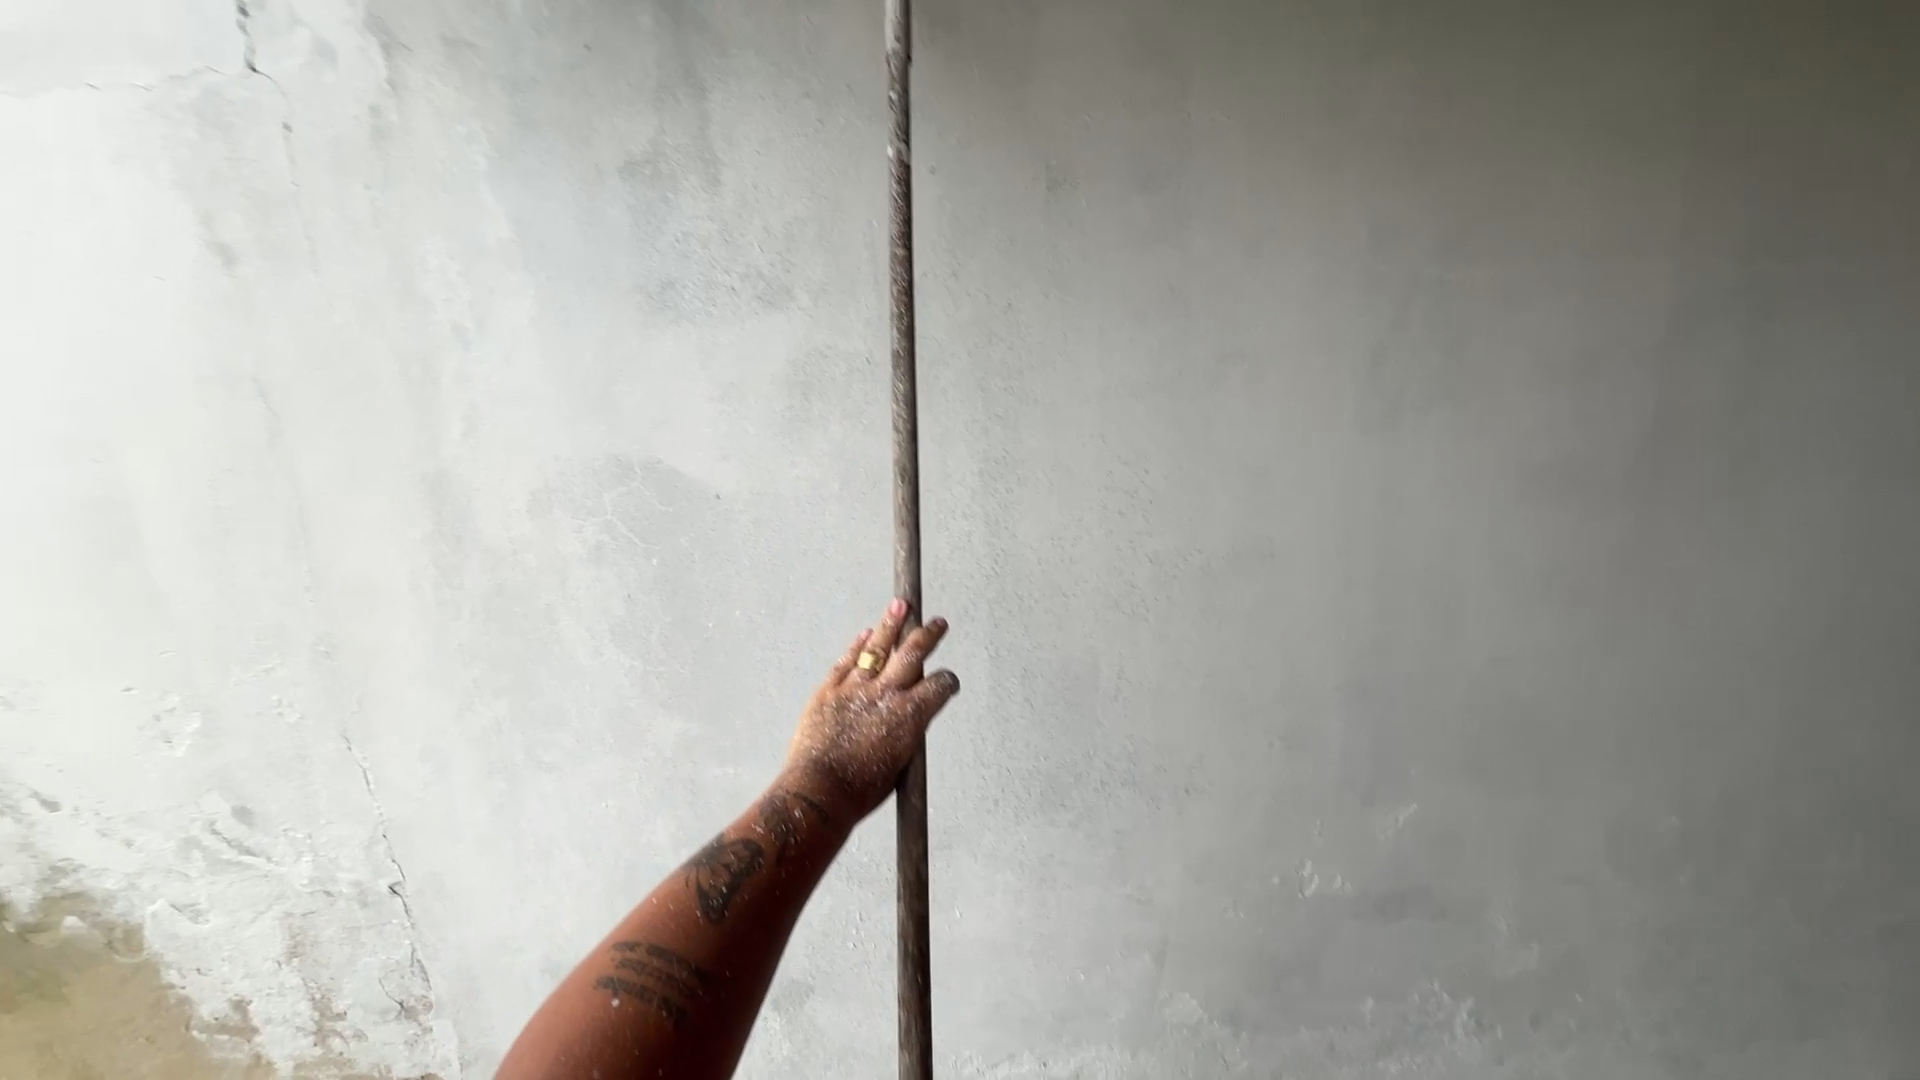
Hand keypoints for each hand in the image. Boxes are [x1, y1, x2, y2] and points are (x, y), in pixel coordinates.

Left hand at [784, 599, 960, 817]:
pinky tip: (864, 634)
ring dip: (891, 624)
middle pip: (913, 653)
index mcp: (911, 715)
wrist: (820, 791)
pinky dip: (856, 646)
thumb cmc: (861, 790)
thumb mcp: (900, 764)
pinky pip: (846, 661)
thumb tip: (909, 722)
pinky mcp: (828, 691)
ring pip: (877, 647)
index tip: (948, 681)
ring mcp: (855, 688)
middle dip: (928, 635)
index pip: (940, 685)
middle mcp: (886, 694)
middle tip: (937, 623)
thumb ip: (907, 734)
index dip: (948, 682)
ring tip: (900, 604)